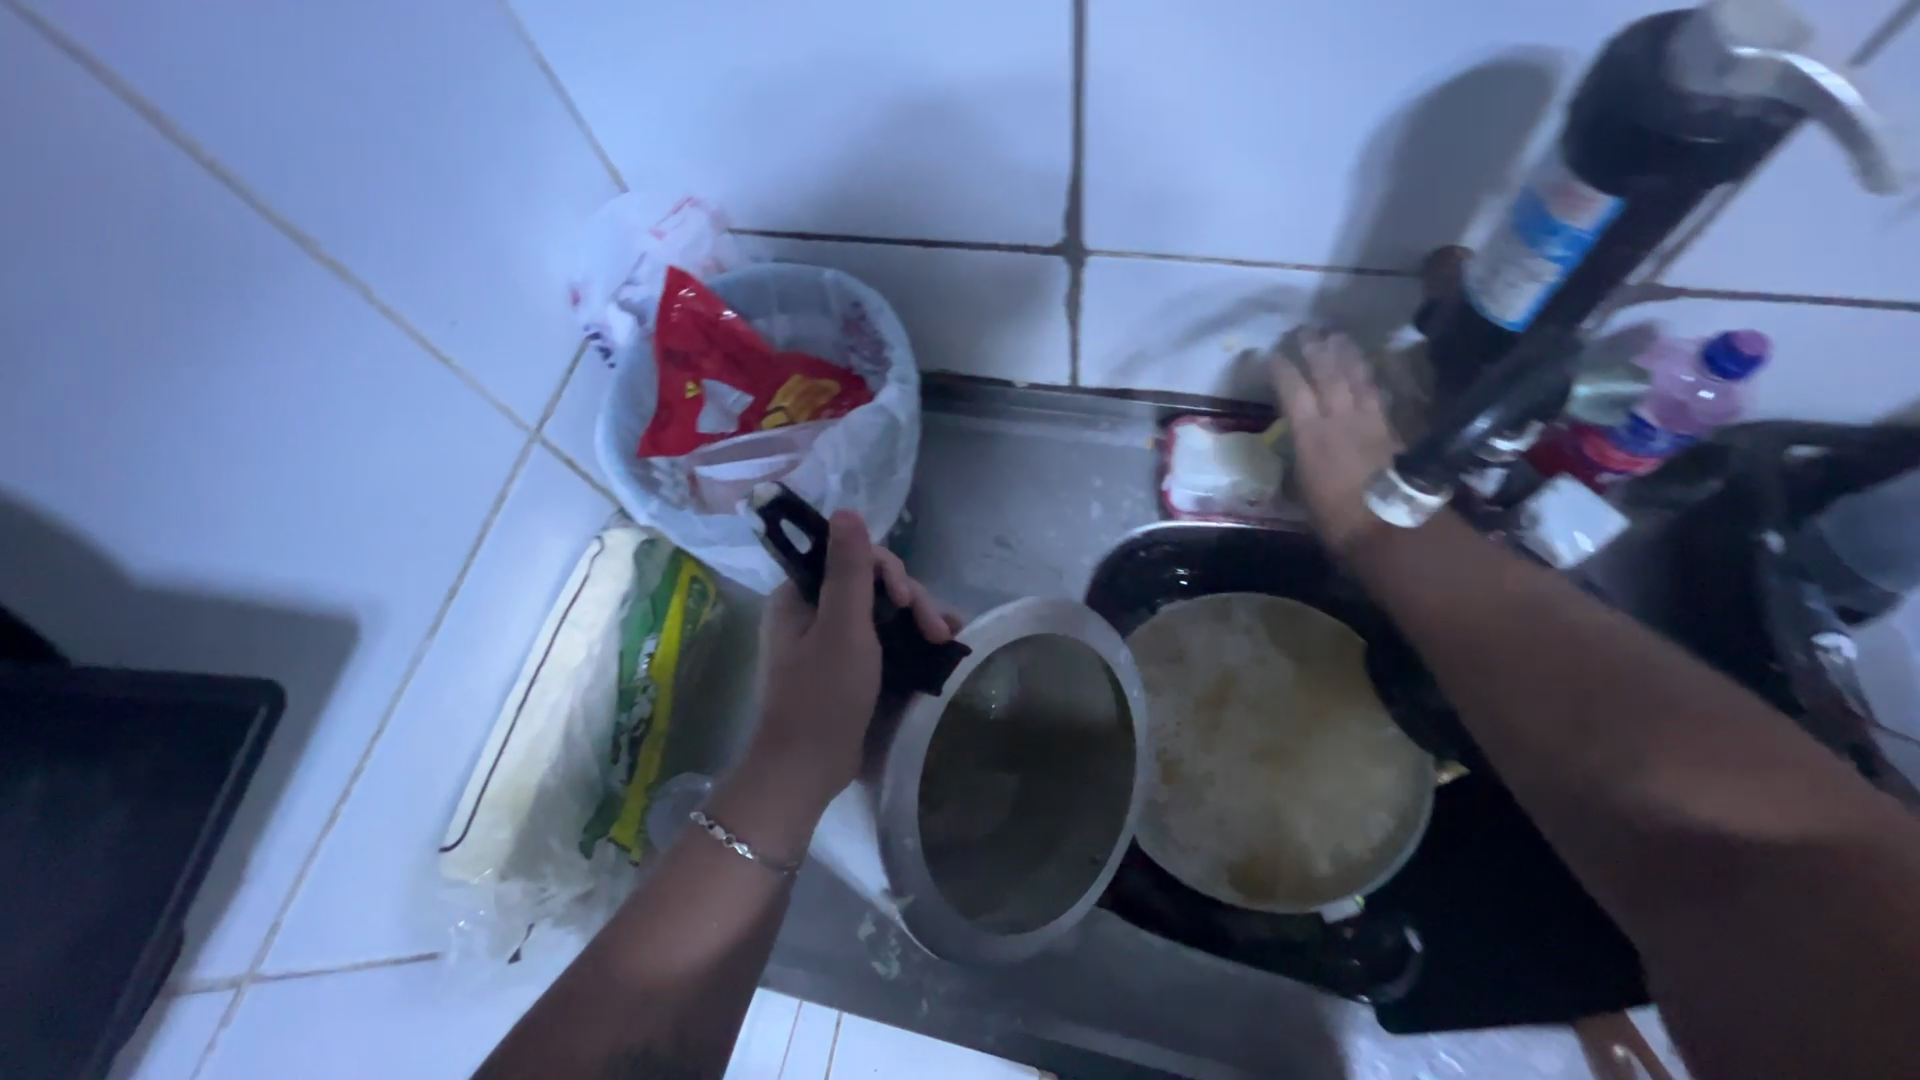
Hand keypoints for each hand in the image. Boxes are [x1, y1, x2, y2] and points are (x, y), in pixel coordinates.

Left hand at [735, 511, 956, 822]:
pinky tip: (942, 647)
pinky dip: (910, 641)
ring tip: (949, 637)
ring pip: (881, 613)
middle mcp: (811, 613)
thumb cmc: (823, 696)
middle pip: (871, 586)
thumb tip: (846, 510)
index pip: (851, 560)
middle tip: (937, 629)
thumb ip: (849, 570)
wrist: (806, 770)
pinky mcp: (846, 670)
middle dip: (910, 601)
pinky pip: (882, 641)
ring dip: (917, 619)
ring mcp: (830, 643)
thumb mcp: (843, 628)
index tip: (909, 601)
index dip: (889, 572)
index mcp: (799, 597)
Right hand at [1272, 330, 1399, 556]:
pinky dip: (1371, 378)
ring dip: (1345, 355)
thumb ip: (1301, 460)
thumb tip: (1298, 449)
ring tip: (1337, 337)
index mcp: (1309, 436)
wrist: (1387, 529)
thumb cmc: (1333, 519)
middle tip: (1306, 332)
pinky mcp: (1390, 430)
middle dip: (1314, 350)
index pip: (1292, 390)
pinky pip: (1378, 395)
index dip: (1281, 369)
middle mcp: (1338, 419)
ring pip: (1356, 378)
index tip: (1270, 355)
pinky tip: (1369, 368)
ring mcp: (1368, 421)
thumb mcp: (1302, 491)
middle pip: (1327, 374)